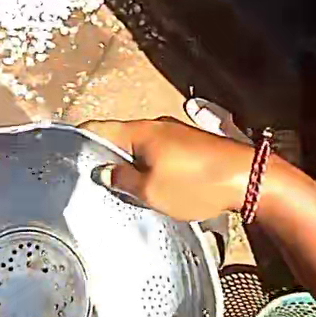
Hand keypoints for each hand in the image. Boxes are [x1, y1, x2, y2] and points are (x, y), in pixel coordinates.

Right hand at [80, 117, 254, 221]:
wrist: (250, 178)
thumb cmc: (197, 184)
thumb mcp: (151, 190)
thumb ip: (123, 180)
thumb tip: (104, 172)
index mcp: (140, 131)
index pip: (99, 128)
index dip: (79, 138)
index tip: (65, 150)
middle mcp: (156, 126)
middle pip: (120, 137)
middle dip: (105, 155)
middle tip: (92, 178)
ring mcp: (176, 133)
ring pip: (141, 146)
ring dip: (130, 162)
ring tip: (122, 186)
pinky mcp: (193, 145)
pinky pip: (160, 152)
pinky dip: (150, 165)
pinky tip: (151, 184)